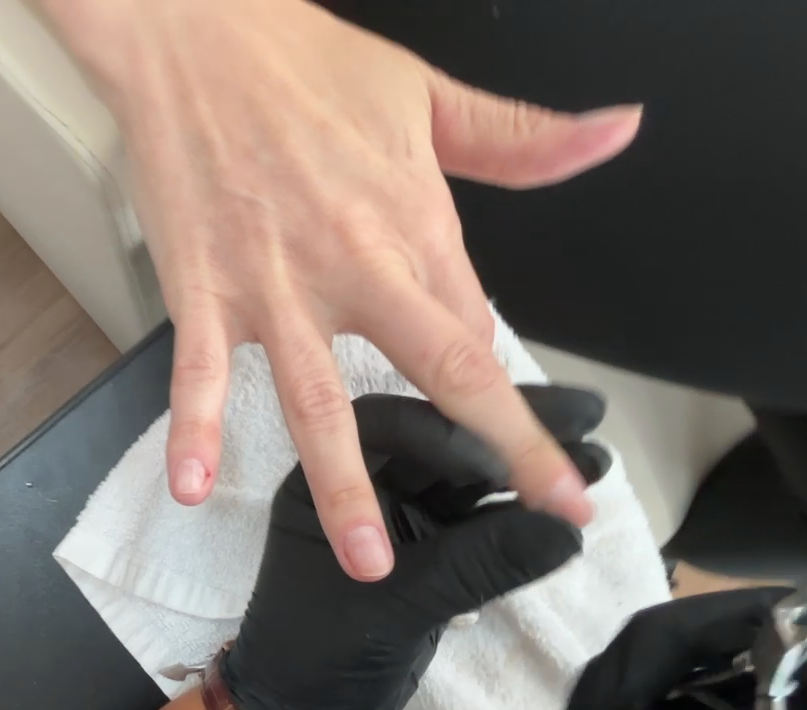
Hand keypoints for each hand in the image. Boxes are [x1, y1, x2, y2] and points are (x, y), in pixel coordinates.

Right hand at [37, 0, 640, 579]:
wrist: (196, 33)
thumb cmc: (304, 63)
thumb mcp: (424, 94)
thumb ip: (518, 136)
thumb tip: (616, 133)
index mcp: (412, 223)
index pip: (480, 334)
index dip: (522, 408)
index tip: (560, 474)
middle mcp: (353, 267)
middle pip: (434, 375)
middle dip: (492, 452)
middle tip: (534, 523)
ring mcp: (273, 288)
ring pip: (317, 400)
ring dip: (345, 484)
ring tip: (368, 561)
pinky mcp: (203, 291)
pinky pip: (199, 373)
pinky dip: (194, 429)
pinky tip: (191, 488)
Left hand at [222, 386, 608, 709]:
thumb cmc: (322, 652)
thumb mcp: (400, 604)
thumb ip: (478, 564)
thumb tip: (567, 527)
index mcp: (322, 482)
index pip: (402, 431)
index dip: (471, 427)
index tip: (540, 425)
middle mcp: (356, 489)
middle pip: (440, 447)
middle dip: (509, 436)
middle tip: (590, 416)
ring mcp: (389, 519)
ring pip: (463, 484)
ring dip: (523, 476)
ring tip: (599, 463)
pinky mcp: (418, 552)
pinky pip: (471, 524)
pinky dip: (515, 519)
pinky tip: (564, 509)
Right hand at [560, 571, 806, 709]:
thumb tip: (708, 694)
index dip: (795, 616)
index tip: (707, 676)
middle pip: (761, 606)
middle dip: (671, 645)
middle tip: (601, 708)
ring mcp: (799, 679)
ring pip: (700, 627)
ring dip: (628, 667)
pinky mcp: (739, 698)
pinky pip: (673, 660)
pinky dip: (621, 685)